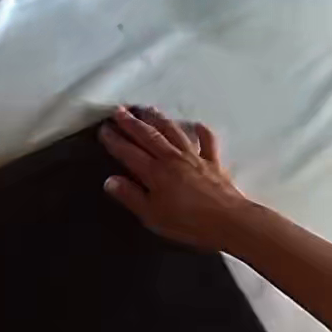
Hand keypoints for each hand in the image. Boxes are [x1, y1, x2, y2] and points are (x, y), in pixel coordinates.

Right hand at [99, 107, 260, 252]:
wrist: (227, 220)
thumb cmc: (187, 223)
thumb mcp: (152, 215)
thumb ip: (131, 196)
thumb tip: (110, 180)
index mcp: (155, 172)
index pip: (129, 153)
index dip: (115, 140)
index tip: (103, 129)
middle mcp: (173, 158)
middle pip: (149, 136)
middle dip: (132, 122)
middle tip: (119, 110)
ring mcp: (195, 157)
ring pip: (174, 132)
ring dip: (159, 119)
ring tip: (148, 108)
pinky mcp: (213, 161)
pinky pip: (207, 141)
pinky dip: (201, 131)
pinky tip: (197, 124)